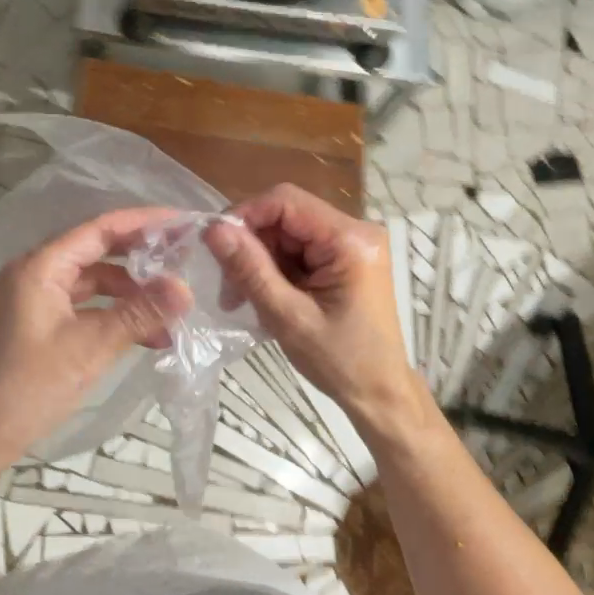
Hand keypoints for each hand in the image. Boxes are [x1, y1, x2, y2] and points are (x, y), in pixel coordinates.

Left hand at [0, 208, 190, 459]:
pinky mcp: (36, 328)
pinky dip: (113, 317)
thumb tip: (186, 288)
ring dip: (131, 295)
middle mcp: (33, 275)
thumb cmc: (27, 388)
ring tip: (173, 312)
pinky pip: (83, 309)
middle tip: (186, 262)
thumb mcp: (90, 348)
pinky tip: (147, 336)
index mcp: (39, 268)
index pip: (98, 229)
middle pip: (96, 253)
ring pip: (92, 284)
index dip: (143, 223)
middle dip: (141, 259)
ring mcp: (32, 302)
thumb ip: (139, 313)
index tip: (183, 223)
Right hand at [205, 184, 415, 412]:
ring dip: (261, 262)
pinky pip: (301, 251)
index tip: (215, 247)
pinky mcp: (347, 259)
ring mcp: (353, 244)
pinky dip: (278, 271)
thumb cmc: (339, 361)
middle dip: (251, 246)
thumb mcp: (287, 317)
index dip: (244, 216)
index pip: (285, 201)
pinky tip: (268, 299)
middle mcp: (356, 230)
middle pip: (286, 217)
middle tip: (229, 290)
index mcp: (350, 239)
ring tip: (244, 301)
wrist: (380, 393)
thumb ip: (250, 269)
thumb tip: (213, 229)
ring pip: (289, 234)